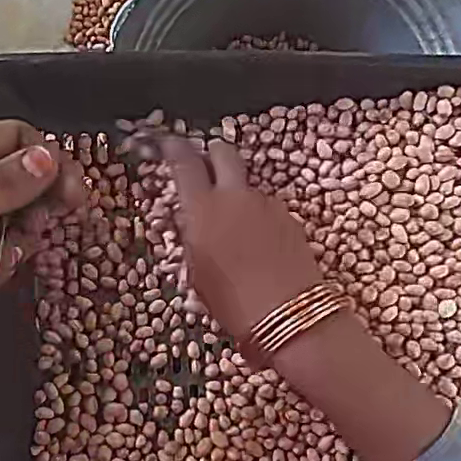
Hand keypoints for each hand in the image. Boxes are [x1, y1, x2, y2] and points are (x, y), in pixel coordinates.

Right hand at [162, 137, 323, 351]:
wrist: (290, 316)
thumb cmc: (233, 303)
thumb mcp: (197, 273)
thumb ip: (194, 237)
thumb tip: (192, 220)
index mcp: (203, 209)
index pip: (184, 162)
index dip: (174, 149)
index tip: (170, 145)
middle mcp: (235, 197)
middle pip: (223, 153)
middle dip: (212, 155)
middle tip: (205, 169)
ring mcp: (266, 204)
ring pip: (247, 184)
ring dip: (237, 194)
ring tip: (234, 227)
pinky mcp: (289, 217)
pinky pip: (266, 206)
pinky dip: (258, 216)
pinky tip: (258, 243)